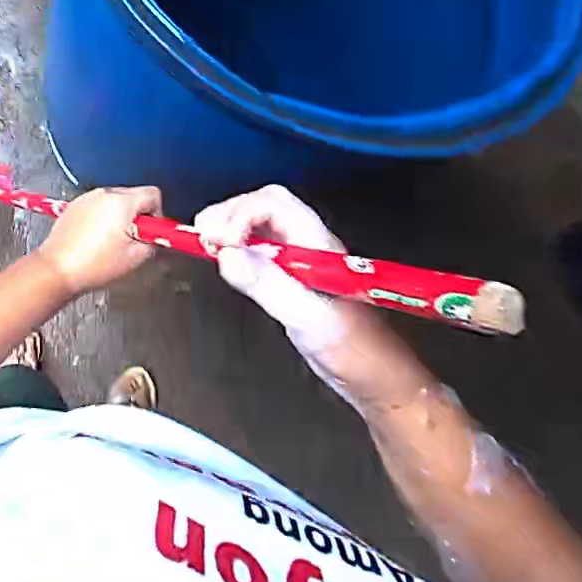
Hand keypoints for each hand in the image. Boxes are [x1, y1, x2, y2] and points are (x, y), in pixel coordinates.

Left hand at [36, 186, 161, 295]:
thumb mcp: (135, 258)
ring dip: (120, 217)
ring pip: (117, 201)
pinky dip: (103, 218)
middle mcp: (105, 193)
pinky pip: (99, 206)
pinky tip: (96, 240)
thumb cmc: (93, 264)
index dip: (157, 215)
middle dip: (139, 217)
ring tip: (111, 244)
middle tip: (132, 241)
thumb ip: (155, 242)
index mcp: (122, 202)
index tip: (150, 233)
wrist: (56, 269)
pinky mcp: (76, 205)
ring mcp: (88, 197)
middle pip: (135, 196)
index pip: (154, 194)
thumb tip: (160, 236)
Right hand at [197, 186, 431, 410]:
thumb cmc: (355, 350)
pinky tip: (227, 259)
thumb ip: (267, 285)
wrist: (377, 378)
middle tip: (204, 234)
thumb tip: (227, 256)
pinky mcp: (292, 273)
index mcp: (317, 242)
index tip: (219, 241)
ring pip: (261, 221)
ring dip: (231, 225)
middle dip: (230, 212)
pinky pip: (261, 245)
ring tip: (209, 243)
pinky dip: (238, 245)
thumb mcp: (307, 317)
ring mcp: (301, 256)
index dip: (239, 215)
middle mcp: (308, 242)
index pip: (272, 204)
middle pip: (264, 203)